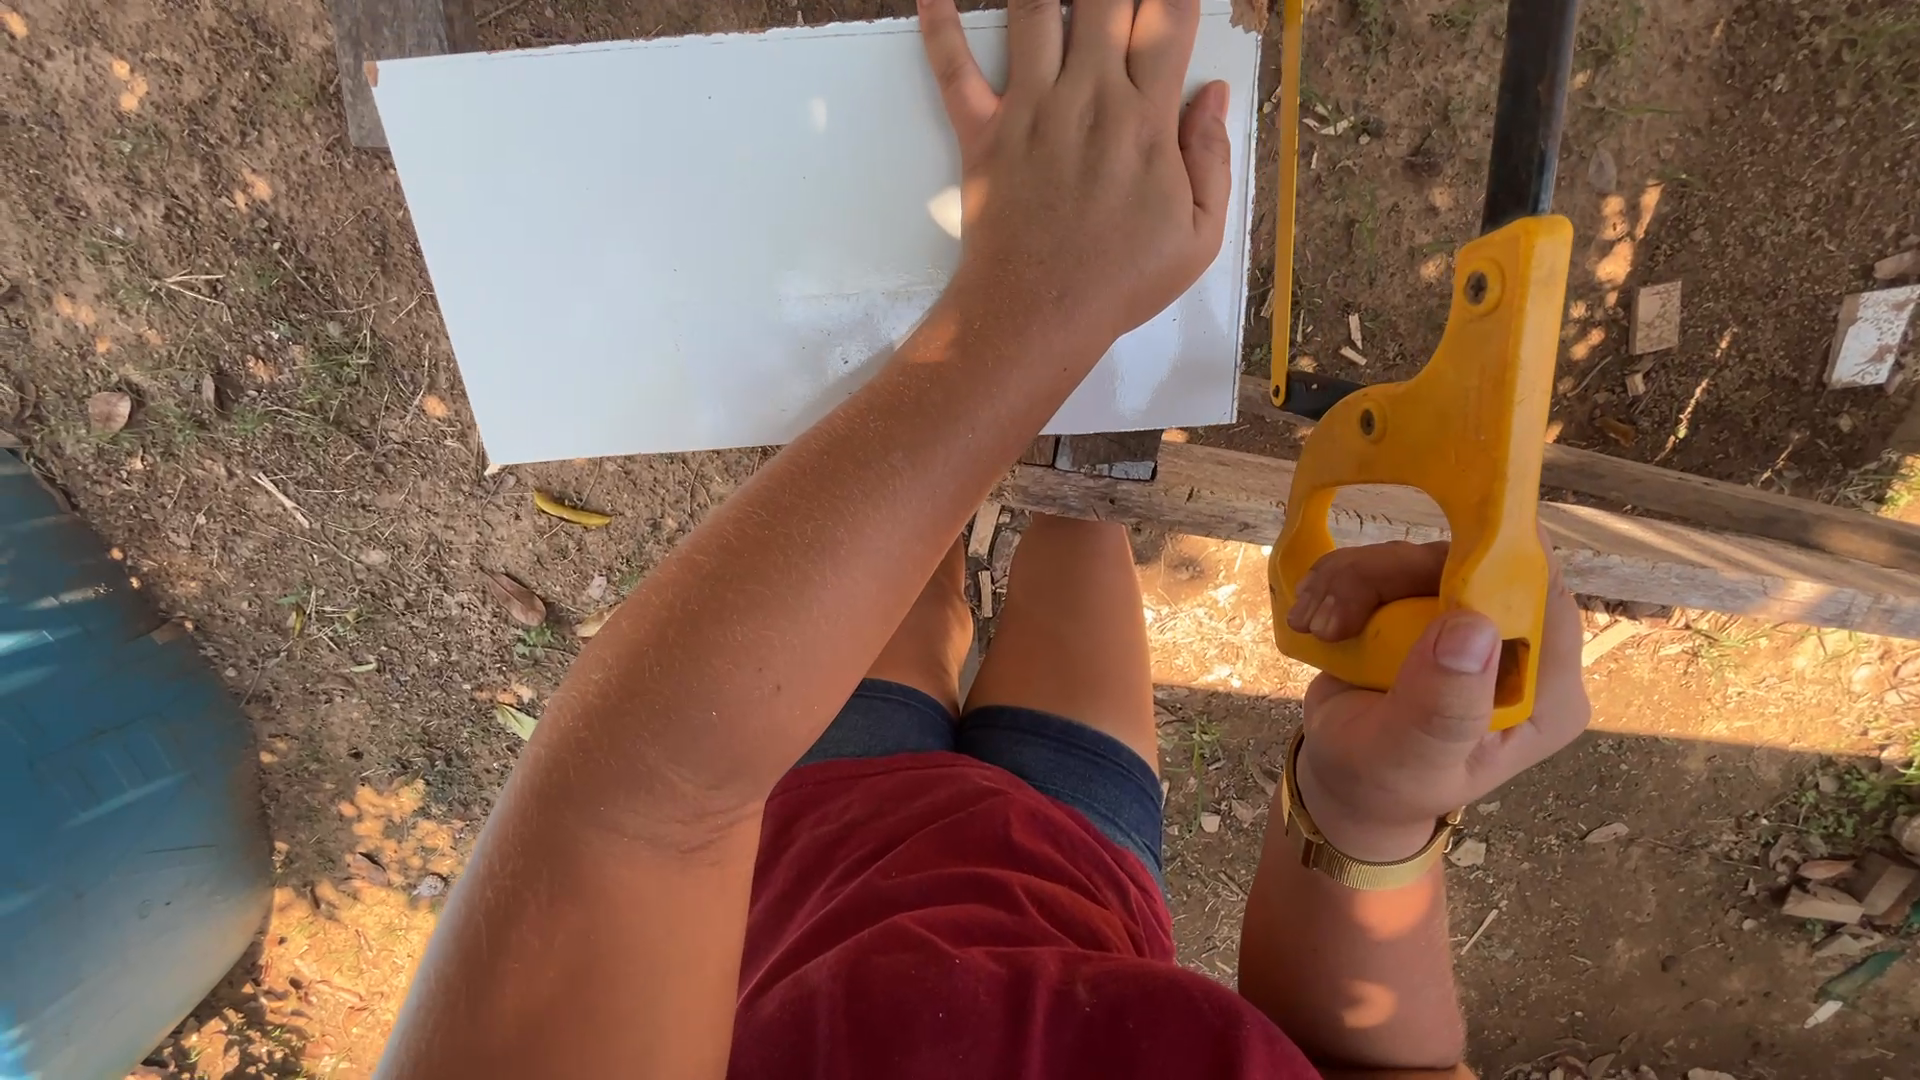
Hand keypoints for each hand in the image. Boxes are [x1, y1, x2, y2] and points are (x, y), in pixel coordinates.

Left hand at [917, 0, 1231, 344]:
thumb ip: (1213, 159)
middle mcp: (1088, 97)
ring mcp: (1030, 111)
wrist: (1039, 317)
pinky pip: (954, 67)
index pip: (1168, 16)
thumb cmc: (1120, 284)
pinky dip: (940, 23)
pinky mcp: (983, 134)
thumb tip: (1214, 95)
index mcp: (1146, 119)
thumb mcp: (1198, 237)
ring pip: (1036, 9)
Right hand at [1283, 539, 1591, 861]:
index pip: (1540, 600)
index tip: (1426, 561)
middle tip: (1330, 620)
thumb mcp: (1410, 756)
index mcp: (1541, 690)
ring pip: (1410, 558)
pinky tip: (1309, 617)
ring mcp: (1458, 622)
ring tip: (1312, 626)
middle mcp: (1510, 646)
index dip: (1490, 564)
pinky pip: (1378, 566)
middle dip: (1384, 577)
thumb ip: (1442, 705)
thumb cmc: (1383, 781)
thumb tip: (1471, 628)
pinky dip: (1334, 580)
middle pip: (1461, 566)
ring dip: (1347, 581)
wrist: (1343, 778)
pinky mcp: (1414, 608)